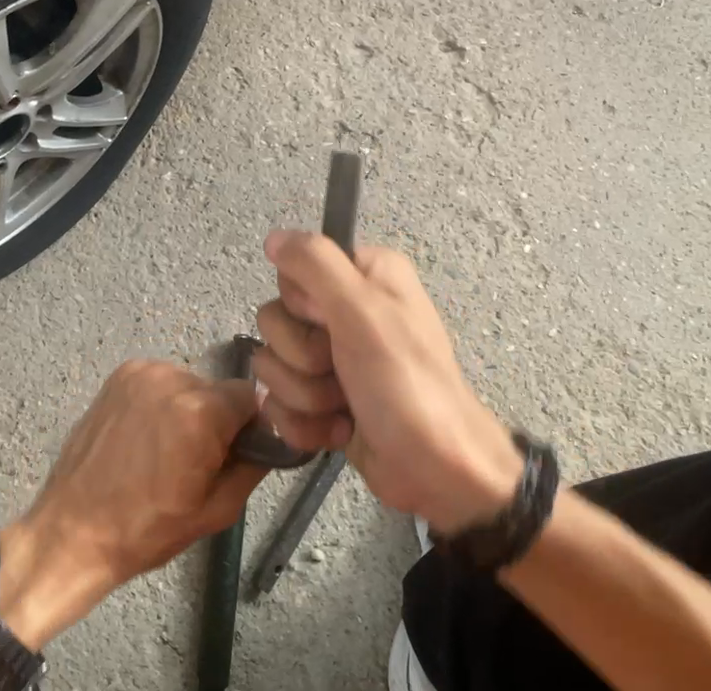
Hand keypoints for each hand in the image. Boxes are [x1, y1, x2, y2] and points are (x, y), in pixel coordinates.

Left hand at [0, 360, 264, 645]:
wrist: (74, 528)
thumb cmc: (147, 528)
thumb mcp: (218, 510)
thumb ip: (253, 464)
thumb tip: (272, 437)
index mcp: (200, 412)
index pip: (252, 397)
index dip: (250, 426)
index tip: (236, 452)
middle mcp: (172, 379)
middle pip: (218, 391)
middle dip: (217, 420)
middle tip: (197, 461)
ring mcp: (141, 373)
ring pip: (189, 385)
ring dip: (188, 409)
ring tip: (165, 450)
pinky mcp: (119, 375)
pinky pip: (160, 382)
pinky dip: (161, 403)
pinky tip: (145, 436)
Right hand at [251, 230, 522, 532]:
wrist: (437, 471)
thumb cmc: (407, 385)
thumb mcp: (363, 312)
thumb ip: (316, 264)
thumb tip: (274, 238)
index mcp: (364, 277)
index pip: (293, 272)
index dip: (303, 305)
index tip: (331, 324)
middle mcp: (346, 311)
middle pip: (275, 320)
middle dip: (301, 357)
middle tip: (341, 372)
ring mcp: (332, 359)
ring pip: (273, 364)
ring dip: (304, 395)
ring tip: (344, 408)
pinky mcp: (322, 400)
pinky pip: (279, 402)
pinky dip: (303, 423)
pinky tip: (336, 431)